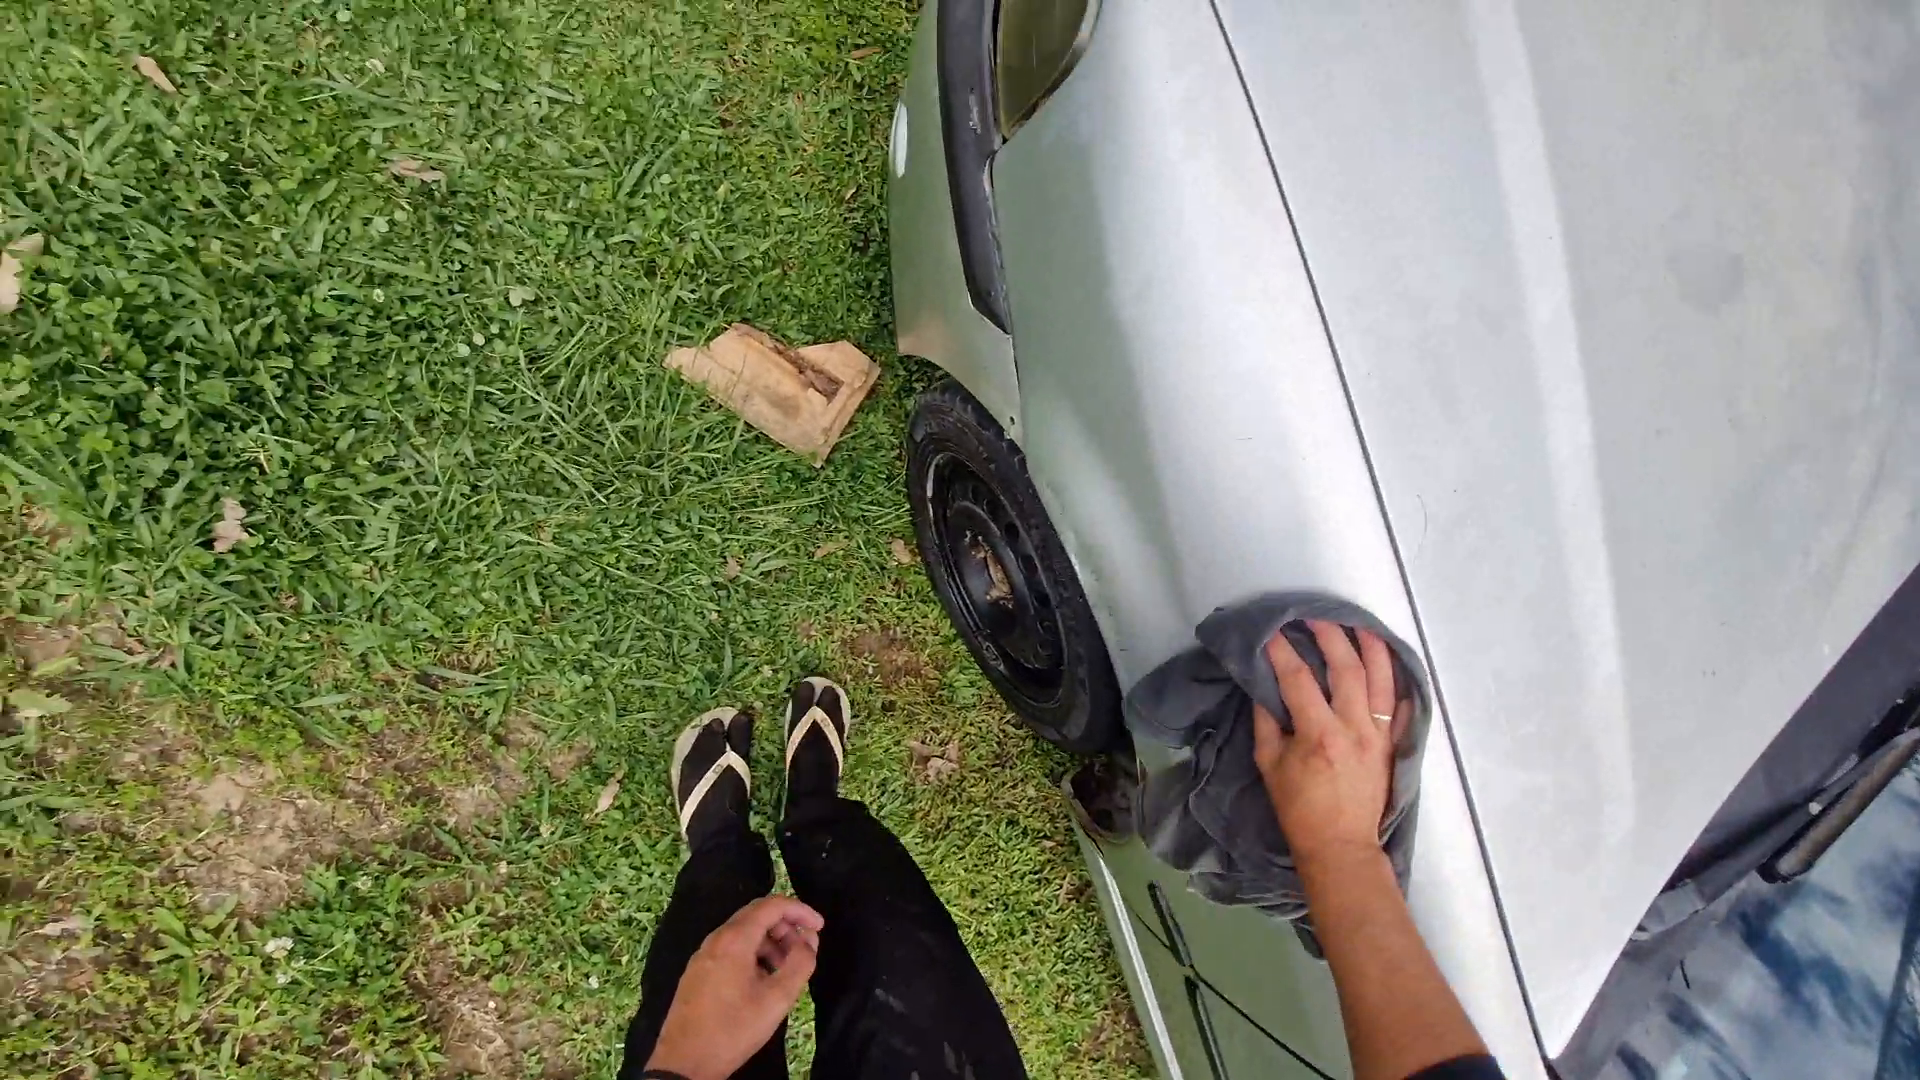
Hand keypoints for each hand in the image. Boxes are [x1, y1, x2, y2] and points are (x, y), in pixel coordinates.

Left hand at [646, 896, 823, 1079]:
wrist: (682, 1067)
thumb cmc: (731, 1031)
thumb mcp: (775, 1001)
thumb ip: (799, 965)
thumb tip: (808, 942)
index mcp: (734, 939)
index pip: (773, 905)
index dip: (800, 910)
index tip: (819, 927)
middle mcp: (716, 938)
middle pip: (758, 914)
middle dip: (786, 925)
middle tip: (805, 947)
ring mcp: (703, 954)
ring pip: (744, 931)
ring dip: (771, 940)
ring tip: (786, 967)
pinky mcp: (698, 971)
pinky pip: (731, 947)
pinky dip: (754, 952)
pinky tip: (763, 978)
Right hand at [1251, 620, 1407, 871]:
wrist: (1341, 845)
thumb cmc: (1297, 807)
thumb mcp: (1268, 763)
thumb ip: (1267, 721)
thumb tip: (1265, 685)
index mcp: (1319, 734)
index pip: (1298, 679)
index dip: (1281, 651)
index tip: (1270, 633)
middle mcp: (1355, 729)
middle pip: (1346, 669)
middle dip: (1329, 637)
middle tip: (1314, 618)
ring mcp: (1380, 736)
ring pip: (1381, 680)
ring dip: (1370, 648)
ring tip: (1359, 625)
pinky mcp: (1393, 745)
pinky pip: (1401, 704)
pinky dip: (1395, 679)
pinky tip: (1389, 660)